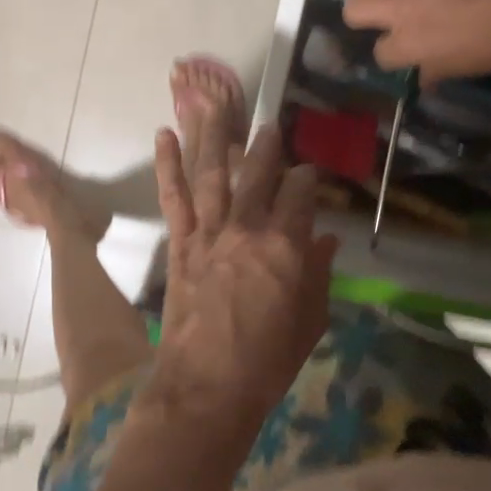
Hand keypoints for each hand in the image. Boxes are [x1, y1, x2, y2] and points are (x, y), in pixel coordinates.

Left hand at [150, 123, 337, 420]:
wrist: (206, 388)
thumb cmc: (267, 362)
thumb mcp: (310, 321)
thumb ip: (318, 275)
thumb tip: (327, 242)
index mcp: (285, 245)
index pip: (300, 193)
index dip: (307, 179)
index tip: (310, 174)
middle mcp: (247, 228)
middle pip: (257, 172)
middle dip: (265, 145)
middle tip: (269, 124)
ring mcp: (209, 233)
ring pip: (211, 171)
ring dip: (211, 134)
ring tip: (210, 102)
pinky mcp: (180, 244)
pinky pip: (174, 196)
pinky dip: (167, 164)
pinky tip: (164, 135)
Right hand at [344, 0, 490, 84]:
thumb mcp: (471, 67)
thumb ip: (437, 68)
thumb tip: (423, 74)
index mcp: (411, 44)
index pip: (381, 53)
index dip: (394, 55)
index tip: (409, 52)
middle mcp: (400, 7)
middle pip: (353, 10)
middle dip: (366, 18)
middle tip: (389, 18)